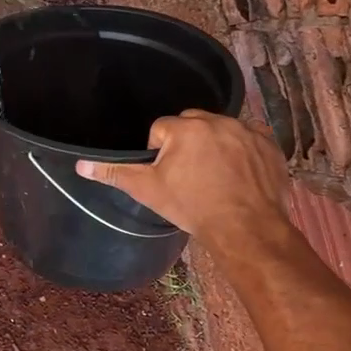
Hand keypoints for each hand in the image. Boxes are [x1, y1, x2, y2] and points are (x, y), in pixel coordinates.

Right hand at [74, 109, 291, 251]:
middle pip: (191, 123)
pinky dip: (243, 149)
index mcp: (184, 128)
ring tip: (214, 173)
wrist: (246, 229)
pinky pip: (250, 137)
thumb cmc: (192, 206)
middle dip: (187, 142)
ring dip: (214, 143)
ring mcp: (246, 132)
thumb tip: (80, 165)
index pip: (161, 128)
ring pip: (220, 128)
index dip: (159, 150)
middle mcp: (216, 122)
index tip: (166, 173)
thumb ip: (114, 173)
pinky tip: (238, 171)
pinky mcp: (270, 145)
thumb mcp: (147, 190)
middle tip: (189, 172)